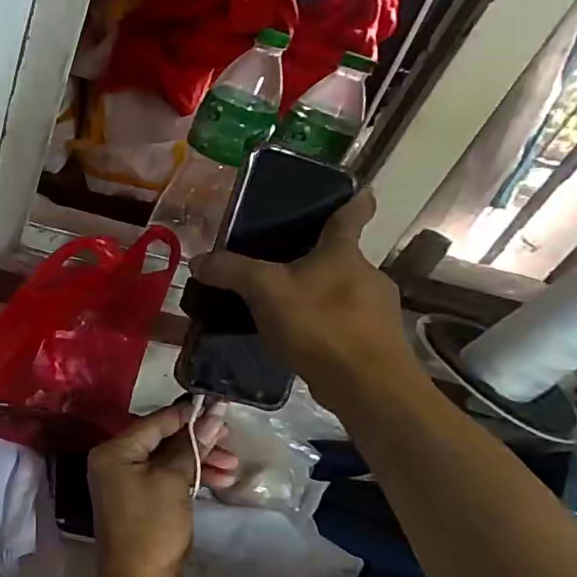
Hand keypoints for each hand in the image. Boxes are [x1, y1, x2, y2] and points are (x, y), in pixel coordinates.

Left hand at [85, 402, 236, 576]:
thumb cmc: (152, 527)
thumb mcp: (173, 480)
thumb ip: (193, 445)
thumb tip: (214, 414)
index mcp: (114, 452)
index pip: (156, 421)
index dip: (189, 414)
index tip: (219, 405)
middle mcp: (117, 463)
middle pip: (164, 439)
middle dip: (199, 440)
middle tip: (230, 437)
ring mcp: (129, 484)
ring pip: (171, 460)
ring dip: (202, 460)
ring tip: (234, 464)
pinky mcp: (144, 502)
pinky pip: (170, 478)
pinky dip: (193, 476)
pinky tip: (222, 478)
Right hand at [188, 189, 419, 412]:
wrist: (368, 386)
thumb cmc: (320, 324)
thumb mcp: (266, 292)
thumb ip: (232, 272)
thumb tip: (198, 259)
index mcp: (344, 251)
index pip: (355, 211)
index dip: (353, 197)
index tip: (352, 190)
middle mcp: (369, 273)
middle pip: (343, 257)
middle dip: (317, 261)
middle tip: (283, 268)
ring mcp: (379, 309)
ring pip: (346, 293)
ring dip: (322, 298)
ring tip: (288, 312)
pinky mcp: (379, 342)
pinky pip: (349, 324)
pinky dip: (329, 328)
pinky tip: (305, 344)